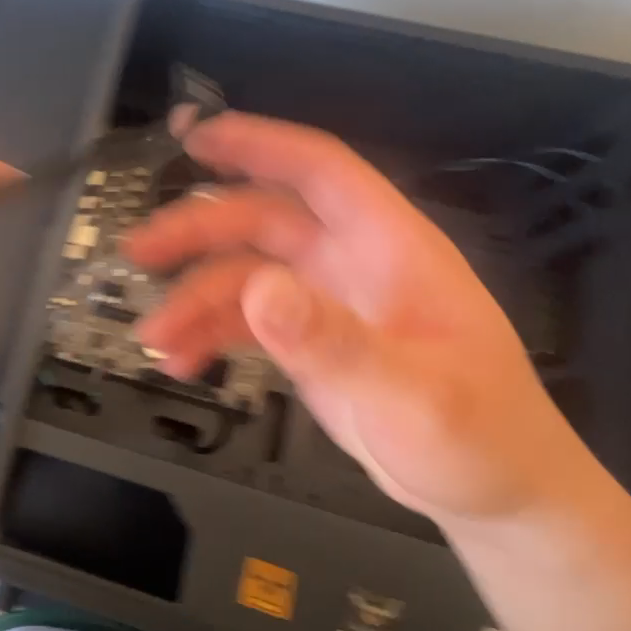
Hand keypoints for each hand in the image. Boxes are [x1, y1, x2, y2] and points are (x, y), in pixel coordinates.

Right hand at [122, 114, 601, 525]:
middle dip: (195, 231)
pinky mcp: (305, 342)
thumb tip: (259, 289)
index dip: (258, 145)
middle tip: (138, 252)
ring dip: (191, 300)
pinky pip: (242, 323)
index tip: (195, 138)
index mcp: (389, 247)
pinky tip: (181, 362)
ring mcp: (323, 303)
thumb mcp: (413, 393)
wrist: (492, 493)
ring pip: (240, 275)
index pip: (319, 171)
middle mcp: (349, 262)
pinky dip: (206, 337)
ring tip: (153, 338)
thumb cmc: (478, 436)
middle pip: (259, 222)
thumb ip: (334, 341)